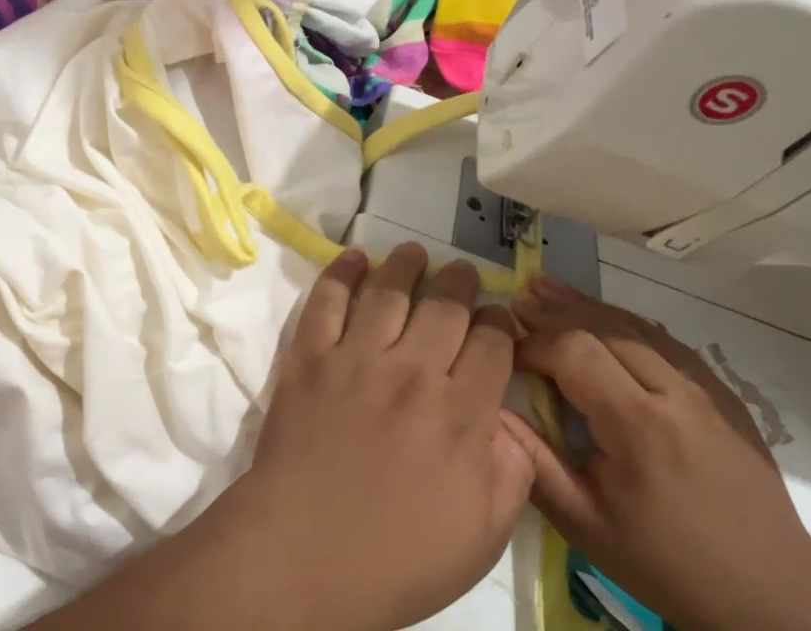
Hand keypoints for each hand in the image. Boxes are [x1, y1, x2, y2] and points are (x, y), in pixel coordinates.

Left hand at [20, 243, 537, 630]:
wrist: (302, 553)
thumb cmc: (397, 558)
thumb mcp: (481, 537)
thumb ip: (508, 474)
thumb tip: (508, 424)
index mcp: (463, 414)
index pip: (493, 346)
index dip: (501, 324)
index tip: (500, 316)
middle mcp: (414, 371)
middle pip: (446, 307)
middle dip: (460, 283)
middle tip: (462, 272)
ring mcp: (357, 359)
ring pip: (389, 292)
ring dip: (406, 265)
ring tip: (414, 252)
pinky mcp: (309, 358)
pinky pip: (326, 302)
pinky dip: (340, 274)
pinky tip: (353, 258)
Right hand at [511, 277, 810, 630]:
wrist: (769, 596)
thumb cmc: (666, 564)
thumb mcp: (584, 523)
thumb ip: (534, 461)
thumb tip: (493, 409)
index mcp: (638, 425)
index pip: (575, 352)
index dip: (533, 342)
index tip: (502, 351)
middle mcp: (676, 393)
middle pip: (606, 328)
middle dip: (555, 311)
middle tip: (514, 298)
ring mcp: (708, 392)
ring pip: (639, 328)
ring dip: (589, 307)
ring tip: (547, 287)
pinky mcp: (726, 399)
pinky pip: (668, 345)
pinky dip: (627, 324)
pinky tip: (606, 319)